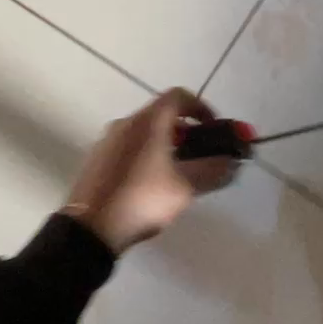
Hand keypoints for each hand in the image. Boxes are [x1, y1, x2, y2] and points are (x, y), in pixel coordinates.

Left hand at [62, 88, 238, 253]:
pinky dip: (148, 154)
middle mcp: (126, 122)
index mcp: (149, 121)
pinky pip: (130, 146)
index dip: (201, 108)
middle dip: (187, 131)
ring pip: (145, 132)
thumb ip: (213, 170)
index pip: (179, 96)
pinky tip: (152, 184)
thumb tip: (232, 162)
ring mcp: (108, 139)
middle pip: (162, 114)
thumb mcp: (185, 187)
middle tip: (201, 156)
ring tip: (179, 173)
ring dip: (167, 144)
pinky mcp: (97, 158)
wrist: (90, 227)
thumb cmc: (142, 199)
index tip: (213, 130)